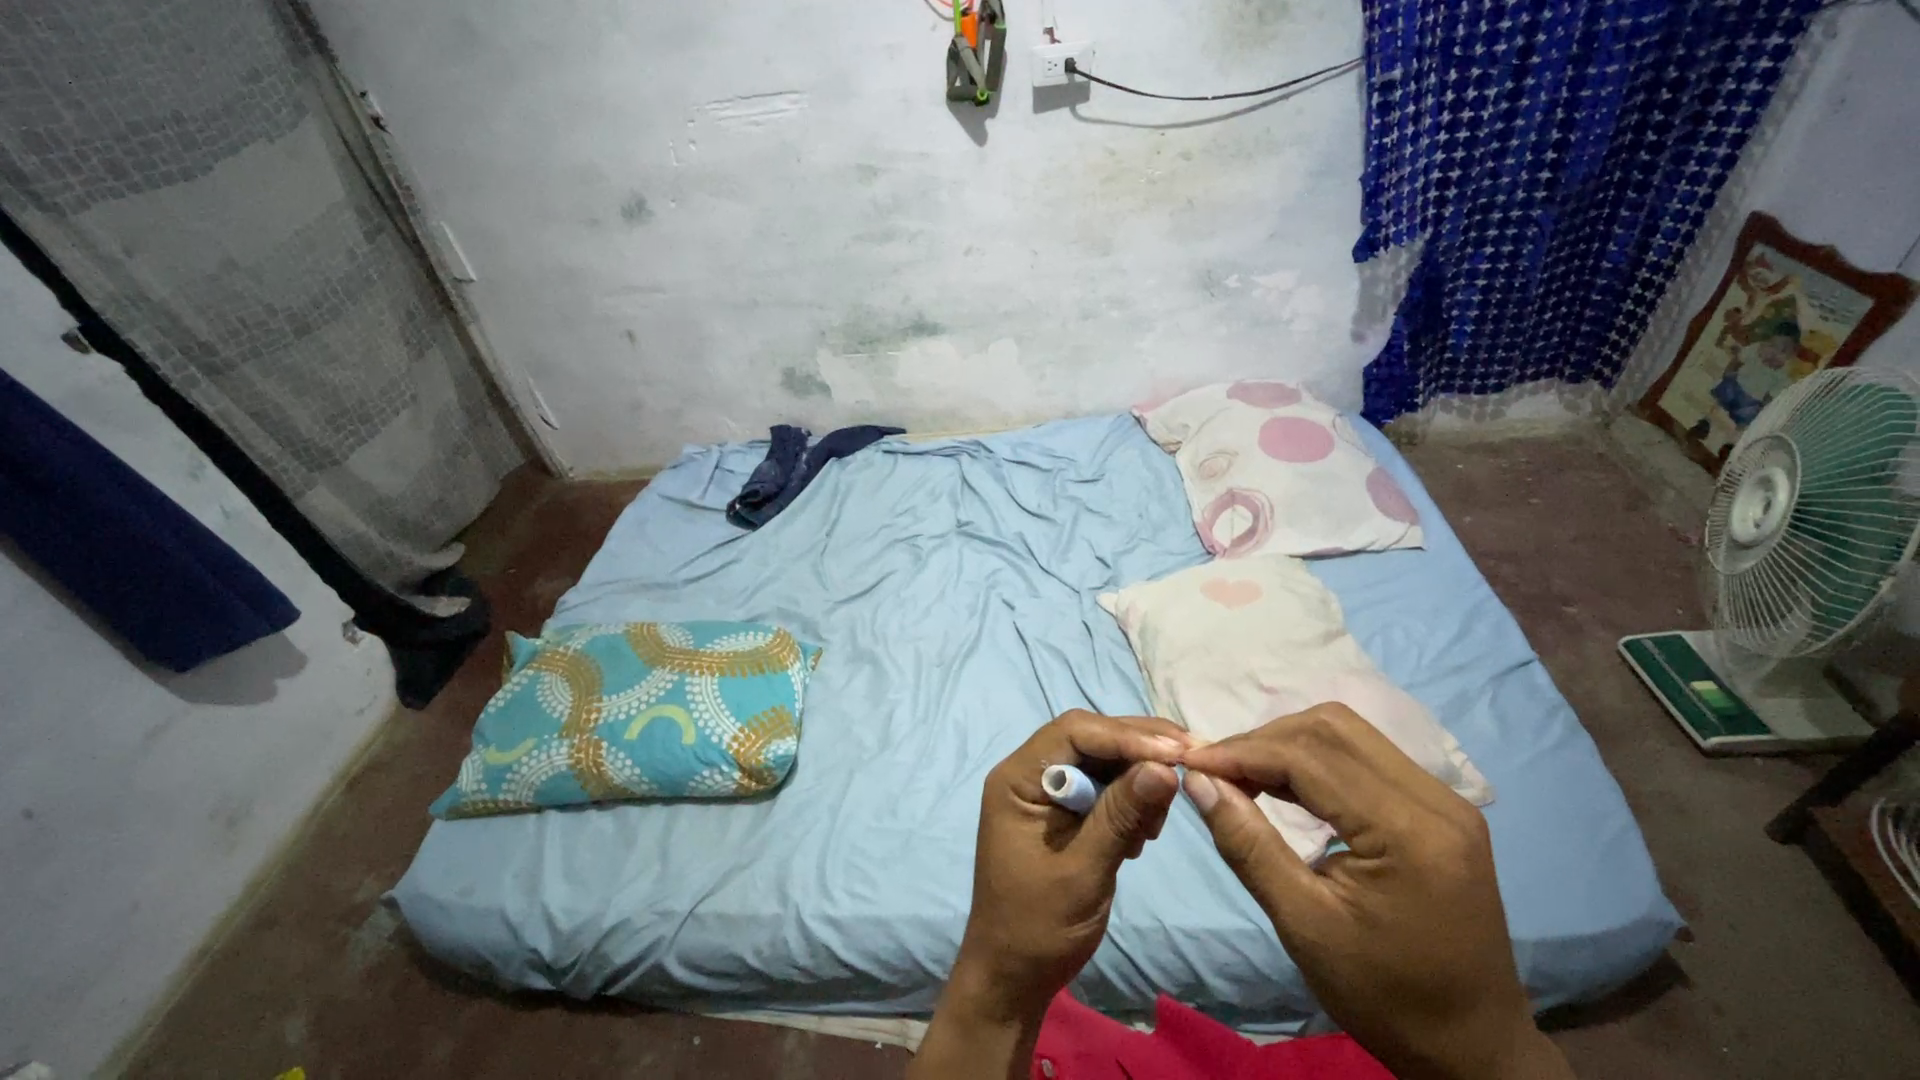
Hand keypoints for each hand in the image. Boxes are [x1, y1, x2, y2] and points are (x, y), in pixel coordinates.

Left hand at [910, 710, 1186, 1079]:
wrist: (1014, 974)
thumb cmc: (1038, 925)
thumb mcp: (1083, 871)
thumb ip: (1120, 815)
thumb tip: (1166, 768)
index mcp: (1018, 778)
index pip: (1075, 731)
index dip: (1127, 736)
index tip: (1178, 754)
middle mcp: (1030, 774)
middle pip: (1092, 738)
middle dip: (1141, 750)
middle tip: (1193, 764)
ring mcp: (1049, 793)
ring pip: (1104, 761)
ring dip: (1140, 778)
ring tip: (1157, 820)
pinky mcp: (1067, 813)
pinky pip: (1106, 789)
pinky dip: (1133, 801)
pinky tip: (1144, 833)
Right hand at [1182, 704, 1573, 1079]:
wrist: (1473, 1047)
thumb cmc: (1385, 996)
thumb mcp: (1303, 925)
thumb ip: (1248, 846)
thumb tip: (1198, 782)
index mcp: (1409, 832)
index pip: (1311, 757)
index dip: (1243, 752)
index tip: (1191, 764)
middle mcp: (1436, 799)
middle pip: (1332, 728)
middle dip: (1264, 740)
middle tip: (1216, 772)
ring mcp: (1445, 800)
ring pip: (1348, 733)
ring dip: (1287, 744)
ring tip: (1242, 776)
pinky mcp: (1440, 809)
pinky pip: (1366, 756)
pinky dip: (1315, 759)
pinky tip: (1284, 785)